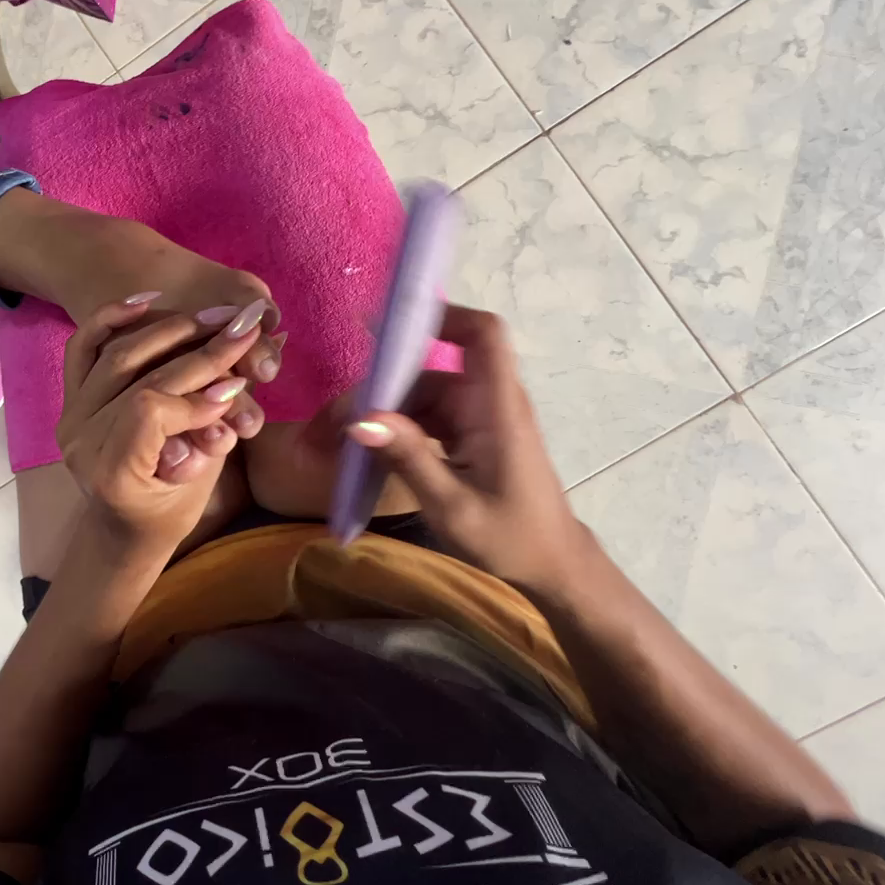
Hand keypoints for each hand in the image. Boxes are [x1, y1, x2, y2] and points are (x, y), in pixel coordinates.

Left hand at [58, 296, 265, 555]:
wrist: (125, 522)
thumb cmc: (168, 511)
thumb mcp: (198, 485)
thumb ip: (211, 438)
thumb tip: (232, 386)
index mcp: (111, 473)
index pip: (151, 411)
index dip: (197, 395)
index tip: (239, 385)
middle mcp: (80, 439)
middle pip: (141, 377)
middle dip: (200, 352)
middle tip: (245, 329)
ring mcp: (70, 413)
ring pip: (118, 353)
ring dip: (170, 328)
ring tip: (214, 315)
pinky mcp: (70, 395)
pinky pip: (83, 346)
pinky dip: (111, 319)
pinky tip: (148, 300)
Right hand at [345, 305, 593, 589]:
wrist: (551, 569)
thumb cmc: (510, 539)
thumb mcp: (451, 505)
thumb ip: (407, 458)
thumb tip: (357, 421)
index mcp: (496, 409)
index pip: (481, 335)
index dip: (439, 316)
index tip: (383, 326)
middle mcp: (488, 402)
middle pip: (429, 370)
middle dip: (380, 388)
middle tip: (333, 422)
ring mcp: (478, 417)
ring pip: (421, 394)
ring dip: (381, 412)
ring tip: (340, 441)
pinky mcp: (469, 434)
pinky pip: (425, 415)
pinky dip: (395, 428)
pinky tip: (368, 449)